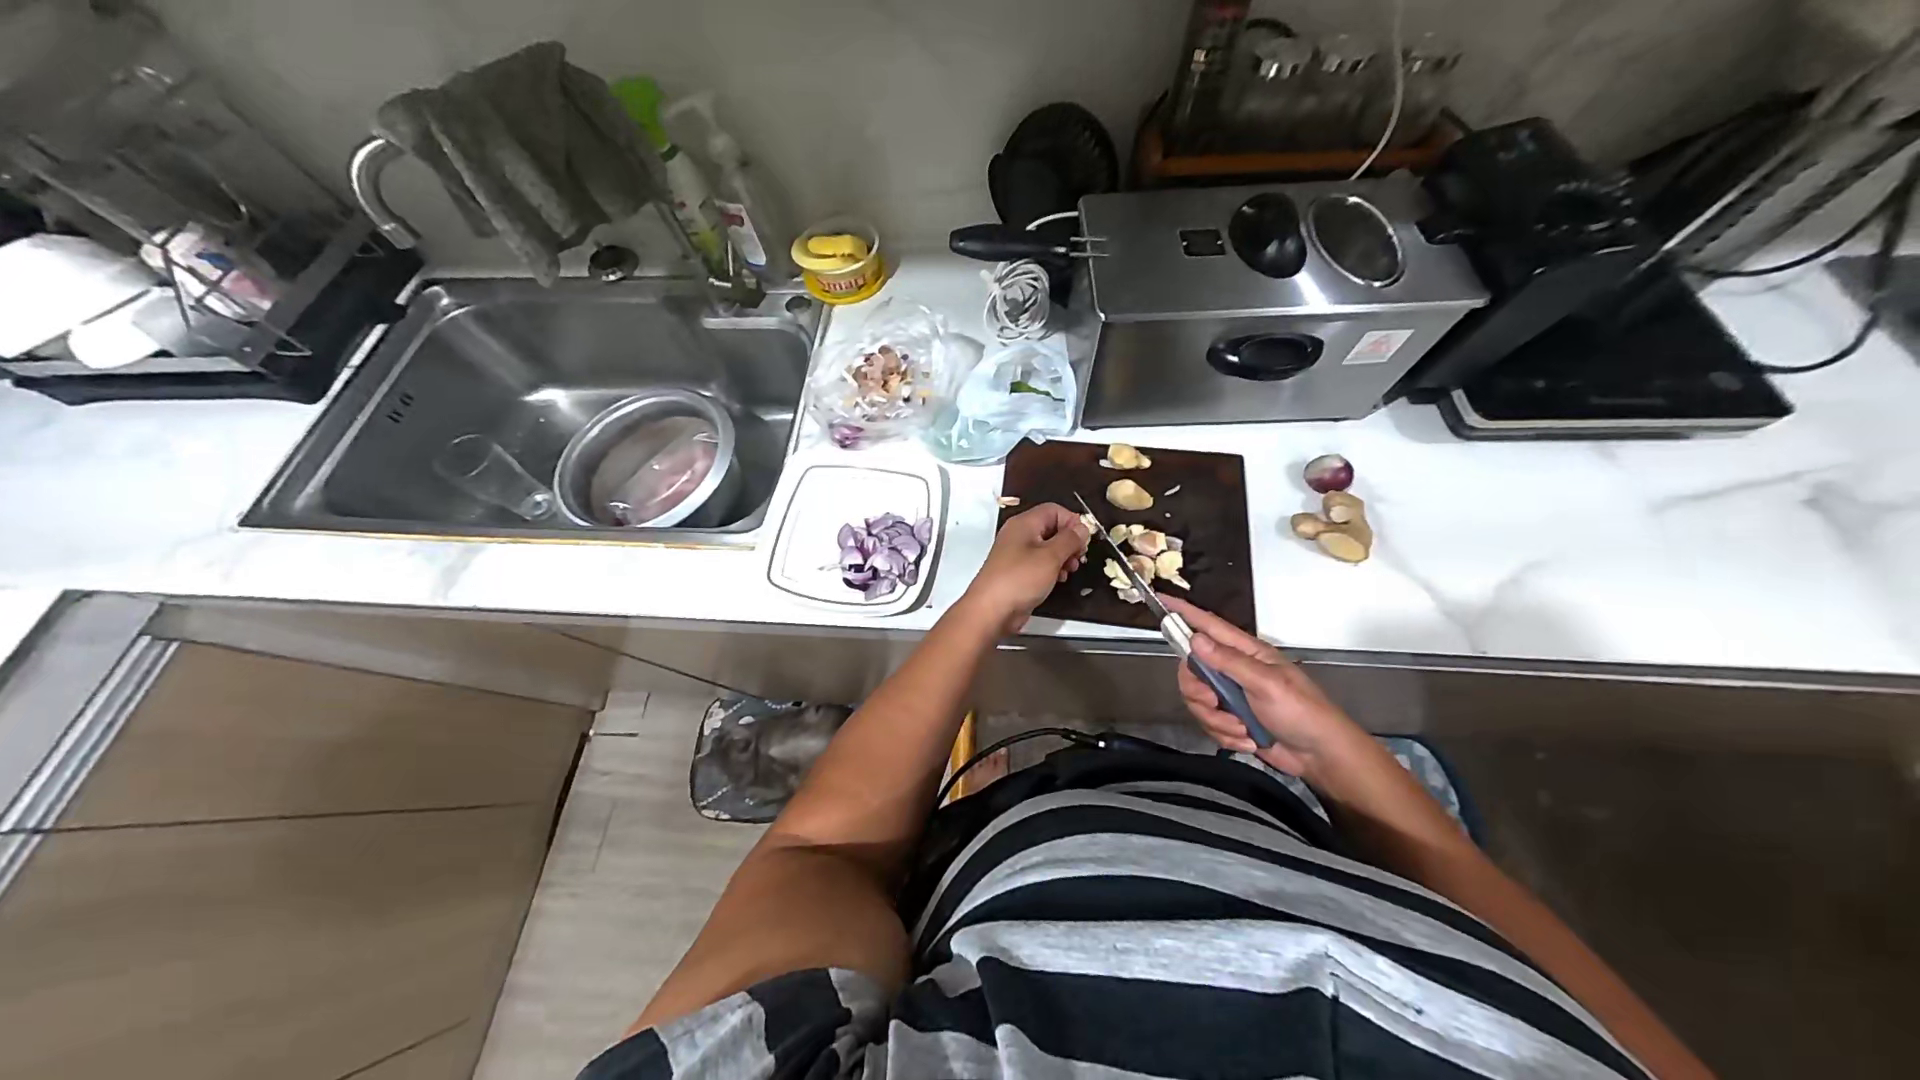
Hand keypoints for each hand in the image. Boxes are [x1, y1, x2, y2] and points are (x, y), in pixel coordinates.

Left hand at [962, 503, 1088, 632]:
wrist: (991, 611)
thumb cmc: (1019, 579)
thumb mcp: (1051, 556)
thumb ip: (1070, 539)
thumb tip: (1082, 528)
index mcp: (1024, 523)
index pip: (1054, 510)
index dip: (1072, 521)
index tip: (1084, 539)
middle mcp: (1019, 535)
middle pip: (1052, 528)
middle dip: (1069, 541)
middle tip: (1079, 557)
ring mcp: (1017, 554)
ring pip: (1047, 547)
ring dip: (1063, 556)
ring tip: (1070, 570)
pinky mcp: (1018, 572)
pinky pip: (1040, 563)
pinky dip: (1052, 568)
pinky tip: (1059, 579)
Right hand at [1163, 595, 1365, 779]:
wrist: (1320, 757)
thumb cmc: (1303, 713)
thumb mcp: (1267, 684)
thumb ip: (1229, 661)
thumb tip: (1196, 639)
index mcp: (1246, 652)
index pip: (1208, 626)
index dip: (1184, 613)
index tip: (1162, 601)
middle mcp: (1234, 670)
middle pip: (1191, 669)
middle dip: (1198, 692)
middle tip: (1214, 702)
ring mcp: (1231, 696)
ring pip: (1196, 700)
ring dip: (1216, 720)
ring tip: (1242, 728)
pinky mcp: (1230, 719)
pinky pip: (1208, 723)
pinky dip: (1225, 735)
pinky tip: (1247, 739)